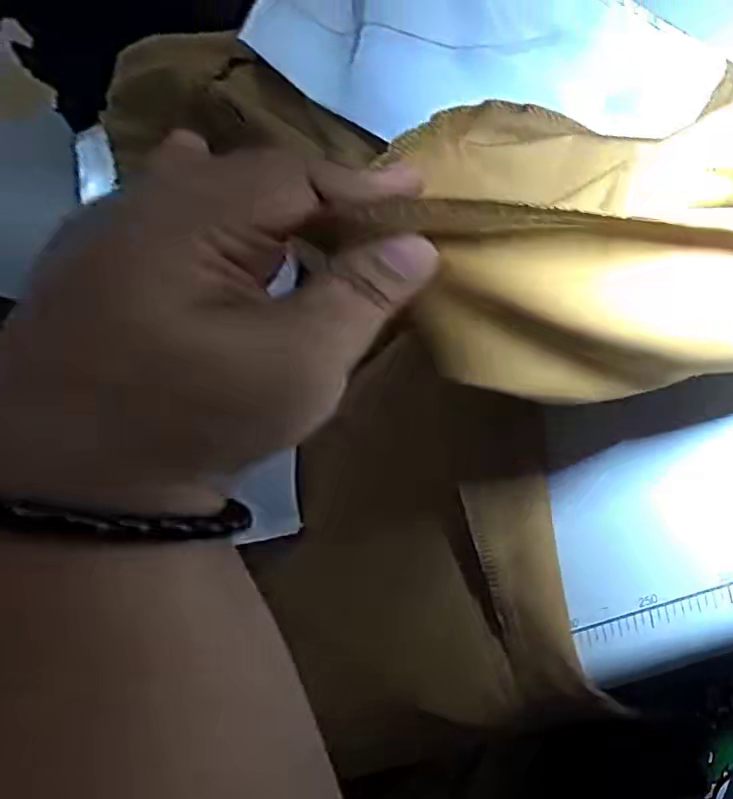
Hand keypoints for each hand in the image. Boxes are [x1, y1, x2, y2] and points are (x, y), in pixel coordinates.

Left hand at [0, 131, 437, 515]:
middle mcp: (146, 212)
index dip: (363, 183)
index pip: (289, 177)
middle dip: (331, 186)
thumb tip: (419, 244)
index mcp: (188, 225)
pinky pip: (184, 209)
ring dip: (289, 195)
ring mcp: (123, 236)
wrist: (83, 463)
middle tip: (399, 203)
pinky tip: (218, 179)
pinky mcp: (122, 266)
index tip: (423, 188)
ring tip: (346, 206)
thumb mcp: (303, 356)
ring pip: (216, 189)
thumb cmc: (204, 407)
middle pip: (251, 175)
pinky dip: (230, 199)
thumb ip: (361, 294)